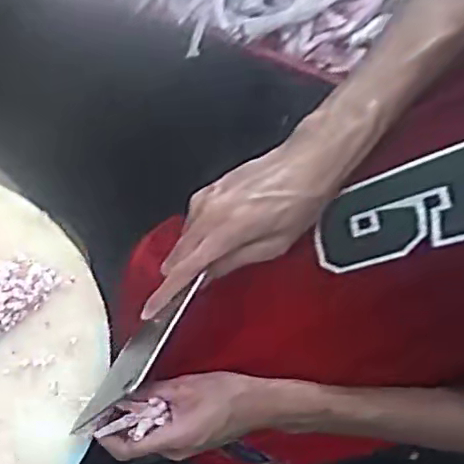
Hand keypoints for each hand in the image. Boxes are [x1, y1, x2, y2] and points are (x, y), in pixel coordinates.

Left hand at [95, 372, 319, 461]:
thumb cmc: (231, 395)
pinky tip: (160, 404)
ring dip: (140, 422)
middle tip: (115, 405)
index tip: (95, 425)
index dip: (106, 439)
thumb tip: (128, 396)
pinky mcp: (192, 443)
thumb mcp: (184, 387)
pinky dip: (156, 422)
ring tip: (139, 400)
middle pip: (135, 445)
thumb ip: (151, 393)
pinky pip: (165, 435)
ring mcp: (184, 450)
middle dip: (122, 425)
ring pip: (150, 439)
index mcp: (170, 440)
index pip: (125, 450)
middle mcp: (174, 451)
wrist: (266, 404)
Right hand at [142, 130, 357, 319]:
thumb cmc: (303, 195)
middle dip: (177, 274)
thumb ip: (233, 263)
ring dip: (189, 253)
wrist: (313, 155)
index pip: (182, 271)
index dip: (164, 294)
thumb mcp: (274, 245)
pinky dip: (196, 234)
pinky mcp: (211, 188)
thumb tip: (207, 276)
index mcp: (224, 231)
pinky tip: (214, 236)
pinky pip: (191, 221)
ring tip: (213, 257)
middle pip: (176, 257)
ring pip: (182, 239)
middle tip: (189, 286)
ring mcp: (207, 198)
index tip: (150, 309)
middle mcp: (210, 213)